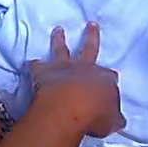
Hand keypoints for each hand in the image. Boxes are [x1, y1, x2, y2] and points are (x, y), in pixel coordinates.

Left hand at [27, 23, 124, 137]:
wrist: (68, 109)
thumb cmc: (94, 116)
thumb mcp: (112, 121)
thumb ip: (114, 118)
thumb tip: (118, 120)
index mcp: (104, 79)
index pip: (110, 76)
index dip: (110, 79)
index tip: (111, 81)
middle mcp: (84, 68)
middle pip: (89, 49)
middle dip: (91, 37)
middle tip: (91, 24)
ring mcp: (63, 68)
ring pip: (61, 49)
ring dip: (59, 40)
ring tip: (58, 30)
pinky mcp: (43, 73)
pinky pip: (36, 66)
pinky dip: (32, 65)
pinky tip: (29, 63)